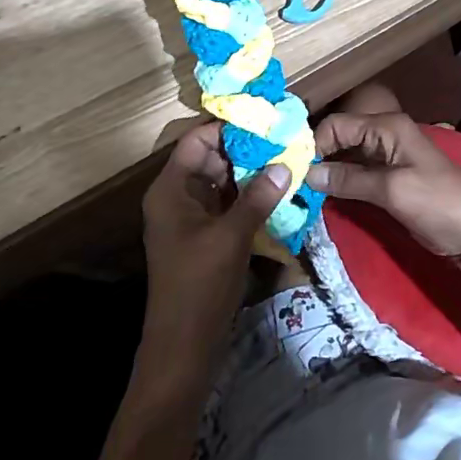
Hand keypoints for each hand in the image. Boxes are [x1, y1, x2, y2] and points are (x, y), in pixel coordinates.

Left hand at [141, 121, 289, 341]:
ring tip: (289, 157)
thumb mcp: (231, 237)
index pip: (197, 141)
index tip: (265, 116)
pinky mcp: (207, 235)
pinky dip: (250, 195)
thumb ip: (258, 198)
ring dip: (252, 172)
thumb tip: (285, 164)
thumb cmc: (199, 285)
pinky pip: (229, 204)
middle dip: (247, 147)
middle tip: (286, 136)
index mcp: (171, 189)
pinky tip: (280, 189)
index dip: (228, 126)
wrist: (184, 343)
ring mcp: (193, 217)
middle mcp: (179, 196)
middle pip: (212, 158)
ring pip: (223, 181)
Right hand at [307, 112, 460, 263]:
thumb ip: (348, 179)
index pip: (336, 124)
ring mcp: (388, 160)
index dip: (313, 144)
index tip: (292, 170)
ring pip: (345, 158)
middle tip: (289, 182)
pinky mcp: (390, 182)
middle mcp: (385, 136)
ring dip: (325, 173)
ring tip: (298, 192)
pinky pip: (356, 176)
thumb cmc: (440, 204)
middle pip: (338, 138)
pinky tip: (321, 199)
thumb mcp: (392, 189)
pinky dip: (339, 185)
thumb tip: (307, 173)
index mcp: (388, 127)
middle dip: (315, 157)